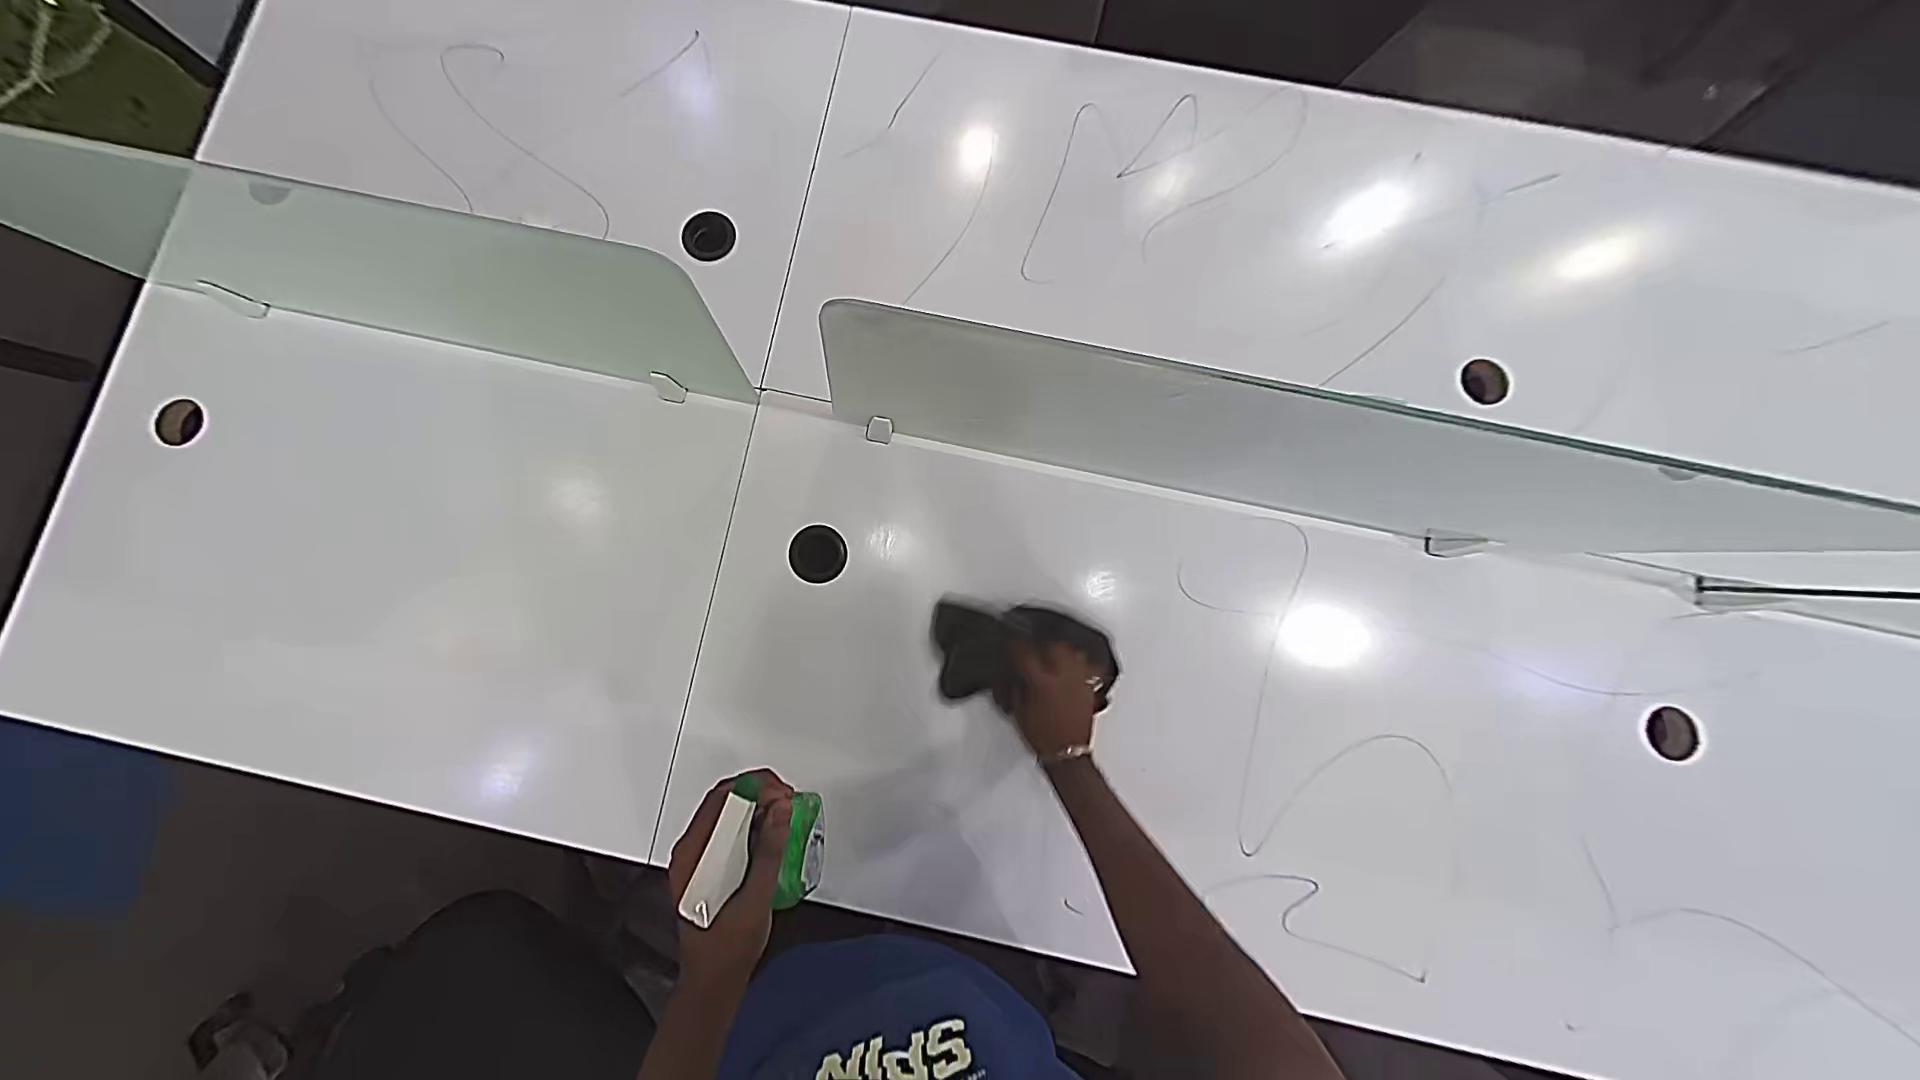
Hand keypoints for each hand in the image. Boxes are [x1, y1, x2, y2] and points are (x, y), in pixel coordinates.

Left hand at [667, 769, 794, 992]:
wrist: (713, 980)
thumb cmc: (729, 946)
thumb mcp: (755, 897)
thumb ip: (769, 850)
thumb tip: (780, 808)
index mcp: (693, 855)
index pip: (722, 798)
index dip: (755, 786)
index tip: (783, 793)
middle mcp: (691, 851)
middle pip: (724, 799)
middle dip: (760, 790)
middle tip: (789, 800)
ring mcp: (698, 857)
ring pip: (728, 811)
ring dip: (758, 803)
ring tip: (786, 810)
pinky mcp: (709, 864)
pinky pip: (730, 827)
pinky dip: (754, 819)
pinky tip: (774, 828)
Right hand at [1011, 641, 1098, 759]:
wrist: (1066, 754)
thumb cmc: (1044, 737)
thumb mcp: (1019, 711)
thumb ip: (1018, 688)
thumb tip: (1018, 676)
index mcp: (1040, 682)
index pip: (1025, 654)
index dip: (1016, 646)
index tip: (1013, 645)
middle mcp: (1061, 678)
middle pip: (1054, 646)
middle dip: (1043, 644)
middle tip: (1035, 649)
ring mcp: (1078, 682)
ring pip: (1073, 652)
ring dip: (1062, 651)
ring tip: (1055, 655)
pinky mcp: (1089, 689)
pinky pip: (1088, 668)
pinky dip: (1080, 664)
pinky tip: (1074, 667)